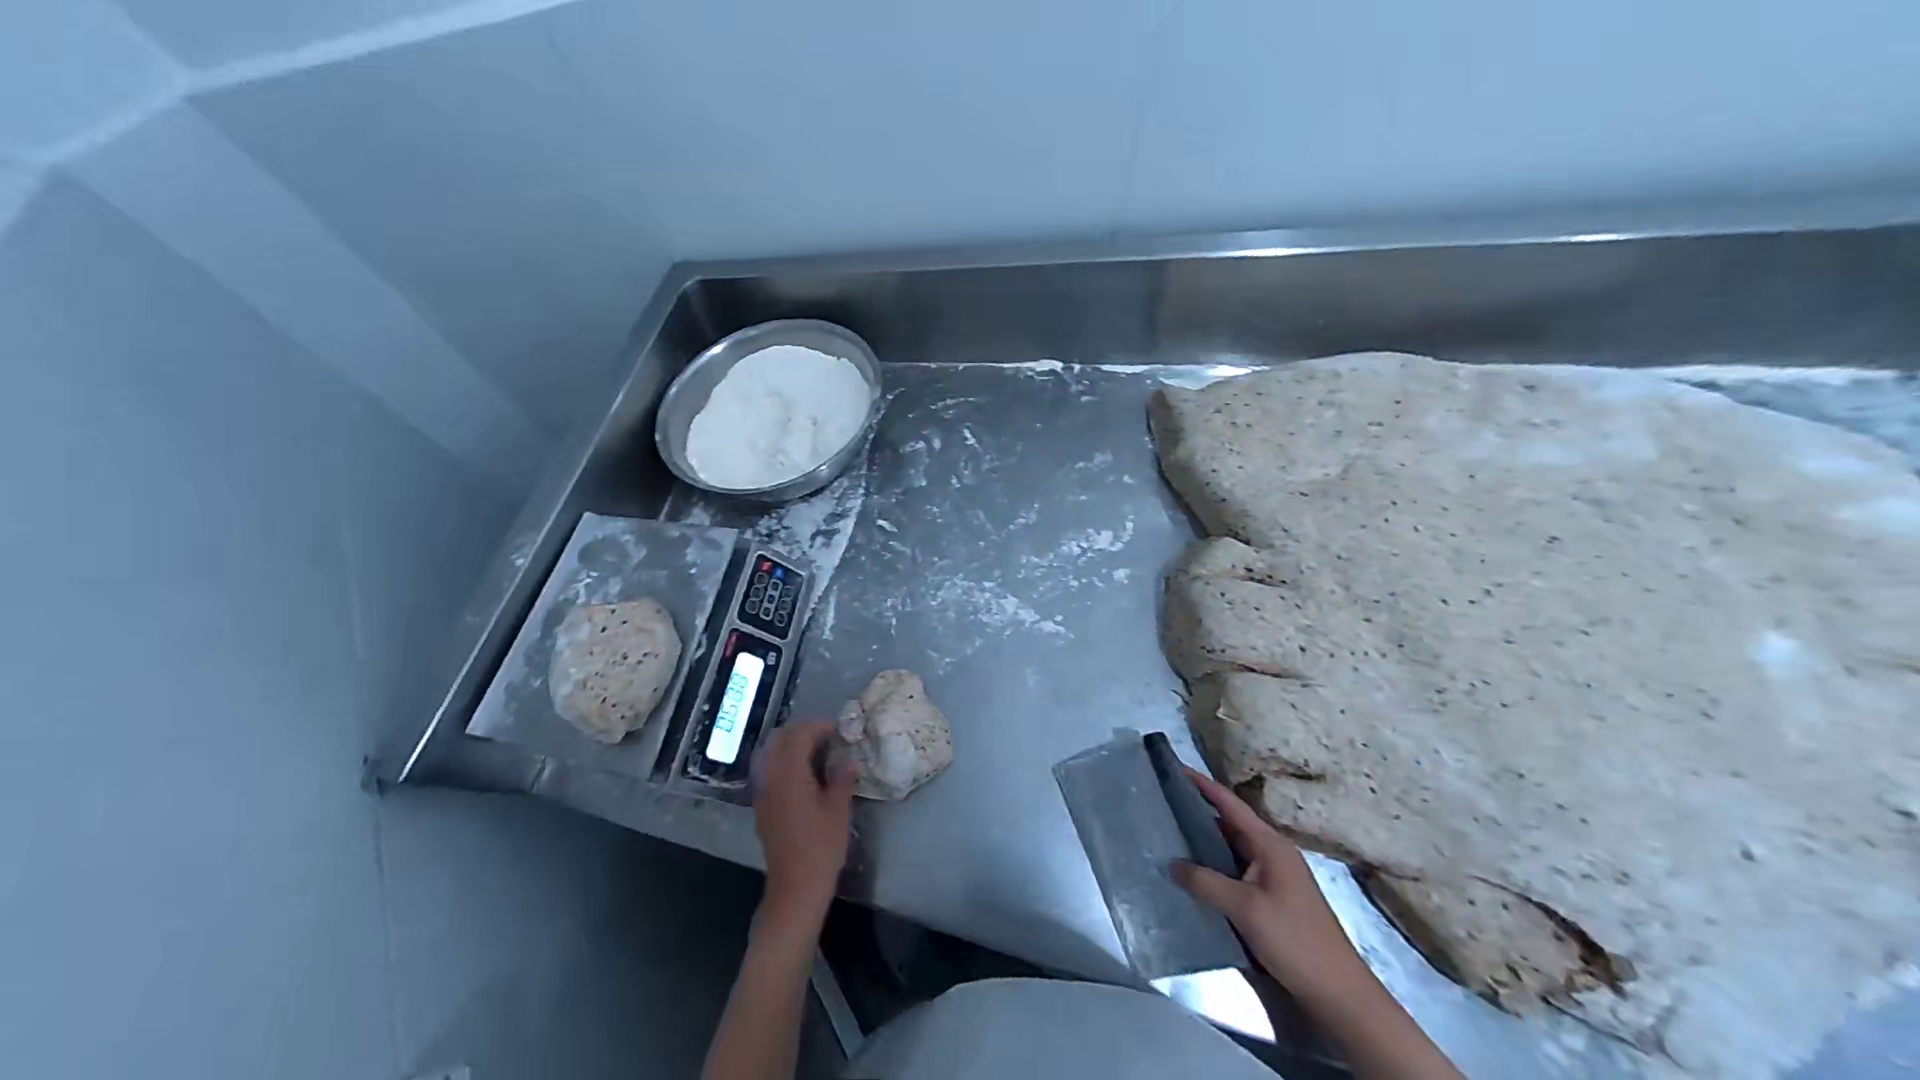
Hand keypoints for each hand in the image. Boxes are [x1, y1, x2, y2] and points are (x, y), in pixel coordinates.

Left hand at [753, 720, 855, 919]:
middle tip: (831, 738)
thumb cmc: (821, 848)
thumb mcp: (838, 811)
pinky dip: (787, 763)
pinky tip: (807, 776)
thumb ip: (842, 780)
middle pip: (781, 740)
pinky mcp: (763, 807)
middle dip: (805, 732)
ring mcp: (763, 793)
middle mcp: (770, 778)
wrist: (795, 888)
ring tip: (820, 754)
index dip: (820, 727)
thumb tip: (849, 760)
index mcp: (789, 775)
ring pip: (773, 754)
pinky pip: (771, 771)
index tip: (841, 731)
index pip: (799, 735)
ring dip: (794, 747)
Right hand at [1173, 767, 1369, 1000]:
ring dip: (1204, 841)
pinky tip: (1192, 874)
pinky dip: (1213, 867)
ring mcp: (1273, 877)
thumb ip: (1206, 882)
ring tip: (1169, 834)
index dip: (1203, 785)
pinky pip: (1235, 871)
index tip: (1175, 769)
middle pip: (1230, 823)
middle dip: (1198, 811)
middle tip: (1163, 803)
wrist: (1337, 991)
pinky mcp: (1270, 898)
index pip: (1231, 805)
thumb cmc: (1294, 939)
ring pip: (1231, 848)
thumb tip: (1172, 864)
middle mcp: (1272, 854)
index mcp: (1271, 845)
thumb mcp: (1245, 908)